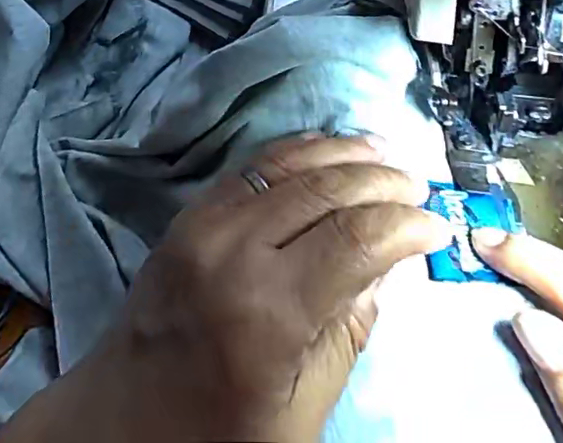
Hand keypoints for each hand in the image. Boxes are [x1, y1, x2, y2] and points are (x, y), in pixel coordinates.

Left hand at [0, 133, 447, 442]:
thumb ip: (349, 327)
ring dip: (339, 151)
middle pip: (322, 190)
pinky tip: (323, 147)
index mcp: (270, 310)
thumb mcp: (305, 404)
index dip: (403, 224)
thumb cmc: (222, 426)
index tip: (437, 225)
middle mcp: (235, 248)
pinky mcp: (188, 210)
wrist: (126, 410)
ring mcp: (205, 221)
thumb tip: (389, 261)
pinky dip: (293, 151)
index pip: (354, 240)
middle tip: (419, 183)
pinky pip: (249, 165)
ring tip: (383, 151)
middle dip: (379, 181)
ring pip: (284, 164)